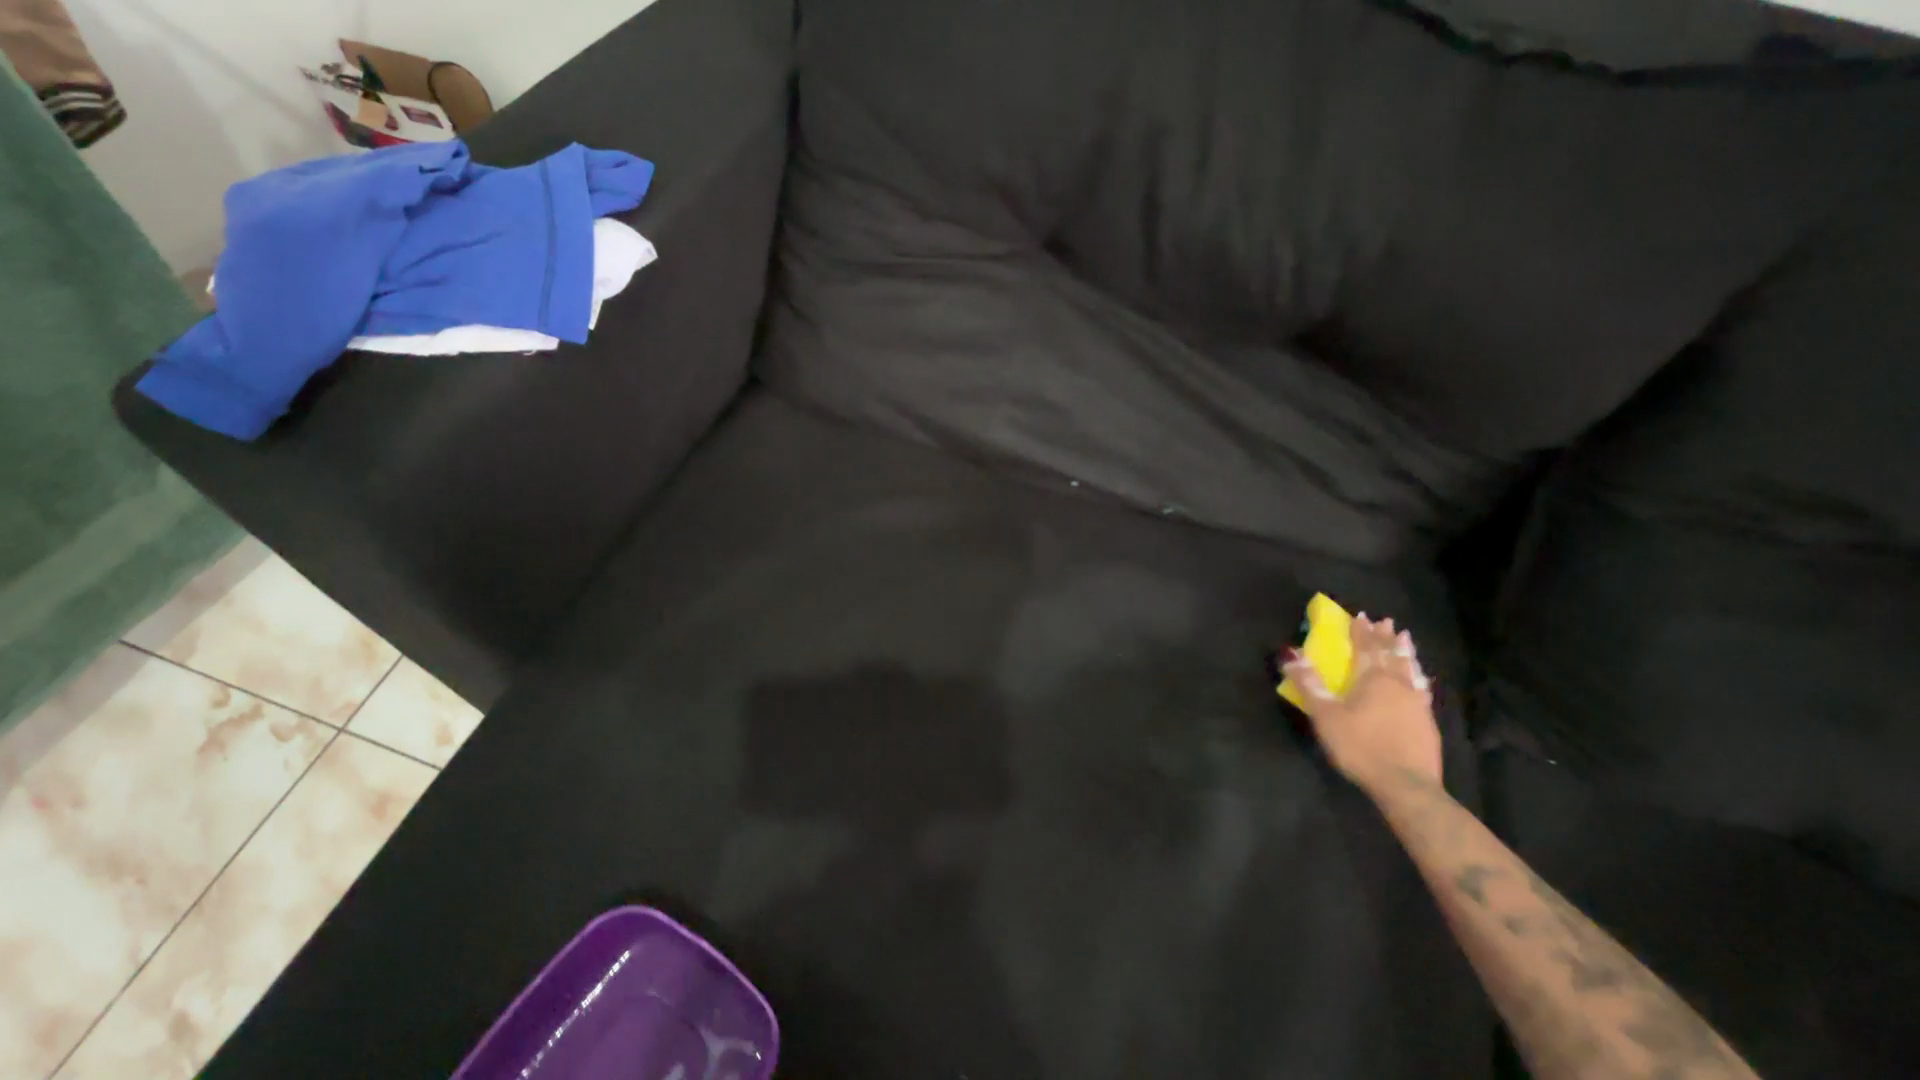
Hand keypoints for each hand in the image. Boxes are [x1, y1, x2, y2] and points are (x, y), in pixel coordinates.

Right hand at [1282, 614, 1441, 798]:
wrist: (1406, 784)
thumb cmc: (1360, 747)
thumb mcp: (1326, 716)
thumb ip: (1309, 685)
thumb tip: (1292, 654)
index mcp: (1372, 678)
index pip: (1366, 648)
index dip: (1361, 632)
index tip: (1360, 615)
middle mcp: (1397, 683)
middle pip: (1391, 654)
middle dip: (1385, 637)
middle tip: (1385, 621)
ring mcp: (1416, 702)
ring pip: (1411, 668)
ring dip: (1406, 652)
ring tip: (1406, 638)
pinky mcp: (1426, 721)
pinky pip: (1422, 688)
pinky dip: (1418, 676)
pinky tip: (1420, 679)